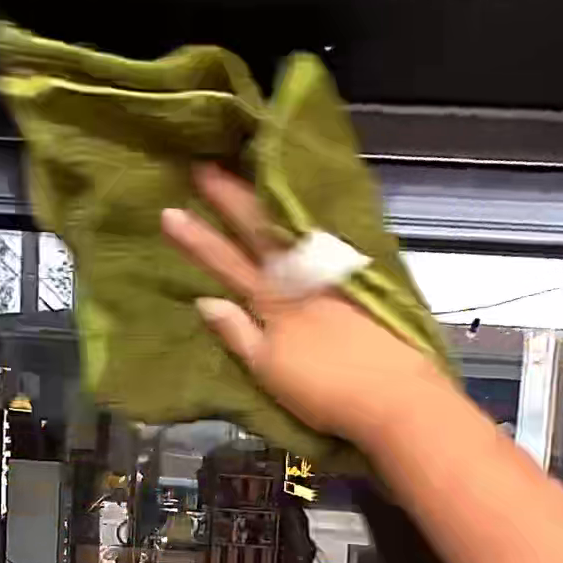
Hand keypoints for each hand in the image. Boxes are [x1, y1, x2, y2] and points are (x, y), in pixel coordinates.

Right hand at [160, 165, 451, 447]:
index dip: (197, 239)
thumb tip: (204, 300)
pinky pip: (324, 242)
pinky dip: (306, 224)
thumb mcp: (268, 369)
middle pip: (261, 230)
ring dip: (270, 202)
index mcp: (273, 299)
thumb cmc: (323, 389)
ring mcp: (333, 276)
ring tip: (255, 179)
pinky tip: (303, 217)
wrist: (393, 394)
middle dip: (231, 198)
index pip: (226, 261)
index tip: (169, 211)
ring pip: (295, 229)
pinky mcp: (360, 284)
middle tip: (207, 167)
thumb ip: (236, 332)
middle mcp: (301, 276)